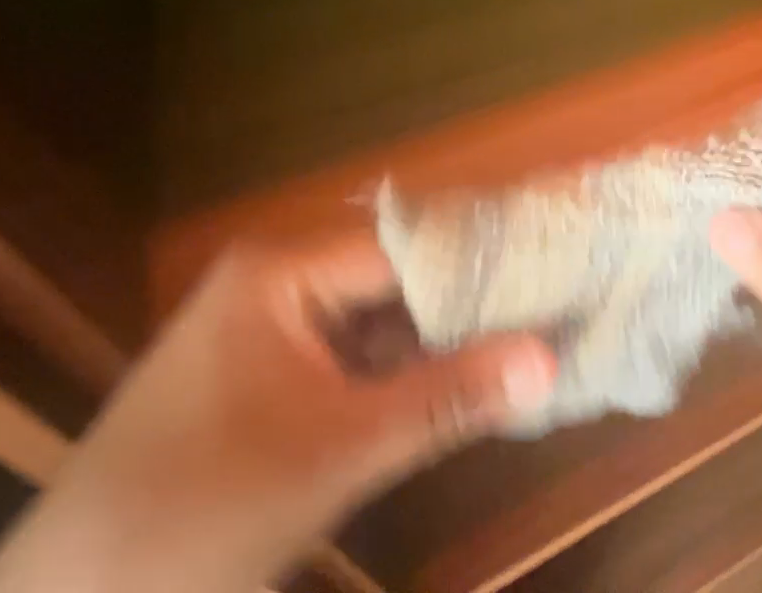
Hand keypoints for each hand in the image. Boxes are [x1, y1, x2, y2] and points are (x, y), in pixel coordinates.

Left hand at [0, 230, 554, 592]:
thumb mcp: (337, 456)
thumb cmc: (195, 516)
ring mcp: (279, 330)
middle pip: (405, 277)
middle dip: (479, 301)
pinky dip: (418, 372)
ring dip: (454, 338)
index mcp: (282, 273)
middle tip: (565, 304)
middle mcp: (282, 283)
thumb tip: (551, 358)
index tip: (564, 267)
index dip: (490, 259)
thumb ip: (449, 401)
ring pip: (391, 320)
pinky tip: (478, 383)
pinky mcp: (280, 377)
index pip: (412, 245)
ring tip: (540, 337)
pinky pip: (367, 358)